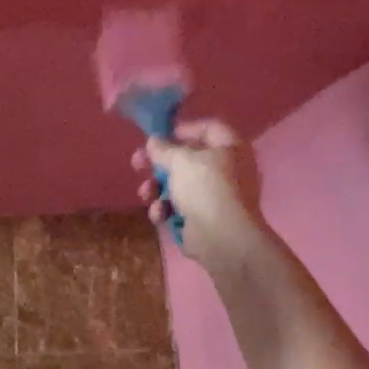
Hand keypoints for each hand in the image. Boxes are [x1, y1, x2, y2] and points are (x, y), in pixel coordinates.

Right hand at [135, 117, 269, 264]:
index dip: (183, 128)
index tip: (159, 134)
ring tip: (145, 194)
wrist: (223, 239)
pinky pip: (181, 208)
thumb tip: (154, 141)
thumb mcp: (180, 160)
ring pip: (179, 185)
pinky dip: (167, 209)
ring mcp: (216, 197)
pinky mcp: (204, 220)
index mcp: (230, 148)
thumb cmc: (206, 188)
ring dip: (156, 188)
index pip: (208, 129)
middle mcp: (227, 170)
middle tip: (137, 163)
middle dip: (158, 163)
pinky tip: (159, 214)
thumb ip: (163, 148)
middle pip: (187, 159)